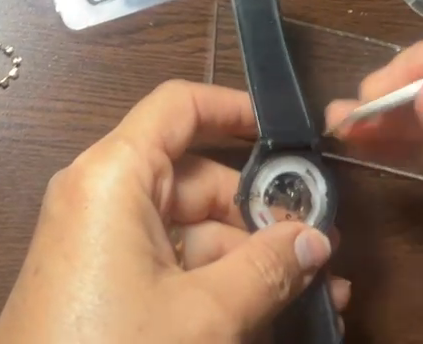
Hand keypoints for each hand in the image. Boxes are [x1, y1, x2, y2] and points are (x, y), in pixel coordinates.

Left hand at [0, 81, 347, 343]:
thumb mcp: (201, 317)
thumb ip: (264, 271)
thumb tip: (315, 238)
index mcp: (113, 172)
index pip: (178, 106)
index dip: (234, 109)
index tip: (290, 134)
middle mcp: (101, 189)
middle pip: (192, 174)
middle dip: (258, 208)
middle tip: (324, 242)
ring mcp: (98, 234)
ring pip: (185, 223)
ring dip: (246, 252)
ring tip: (317, 288)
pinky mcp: (100, 277)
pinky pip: (165, 256)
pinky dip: (212, 275)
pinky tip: (269, 308)